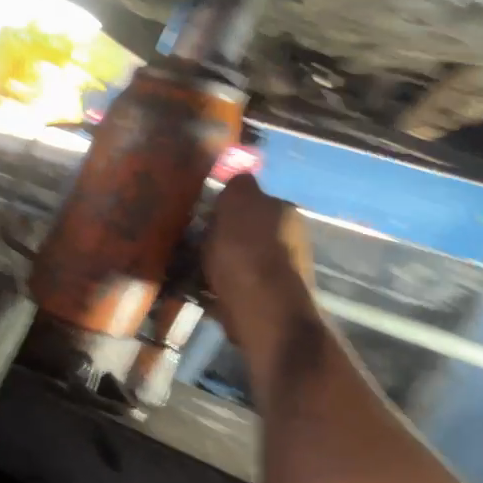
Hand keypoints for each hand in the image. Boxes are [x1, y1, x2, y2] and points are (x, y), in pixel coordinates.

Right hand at [203, 174, 318, 366]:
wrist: (263, 309)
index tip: (199, 219)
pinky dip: (223, 283)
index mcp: (283, 210)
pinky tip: (206, 291)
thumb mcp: (236, 209)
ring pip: (242, 255)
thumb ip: (238, 187)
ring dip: (220, 260)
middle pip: (247, 228)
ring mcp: (283, 265)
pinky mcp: (271, 292)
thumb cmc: (244, 256)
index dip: (223, 208)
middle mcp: (290, 234)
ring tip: (193, 272)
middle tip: (192, 246)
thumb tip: (239, 173)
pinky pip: (239, 280)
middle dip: (222, 235)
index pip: (251, 199)